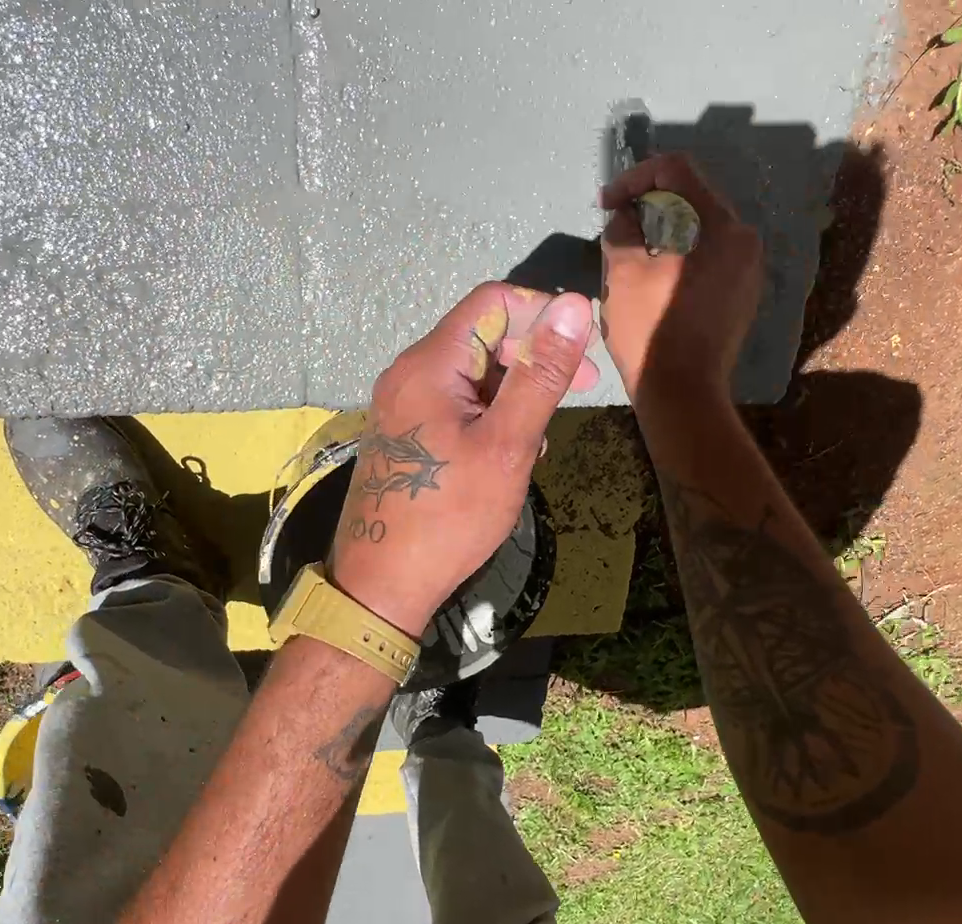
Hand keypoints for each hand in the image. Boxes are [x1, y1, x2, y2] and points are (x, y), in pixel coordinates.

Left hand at [329, 284, 596, 635]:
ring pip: (470, 375)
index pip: (492, 302)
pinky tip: (508, 455)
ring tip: (537, 441)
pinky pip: (453, 405)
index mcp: (428, 364)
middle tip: (578, 393)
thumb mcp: (508, 444)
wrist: (381, 583)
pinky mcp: (402, 435)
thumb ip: (541, 373)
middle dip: (532, 358)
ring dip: (512, 394)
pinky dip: (487, 417)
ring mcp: (400, 406)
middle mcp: (407, 374)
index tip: (580, 354)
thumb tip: (573, 304)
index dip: (542, 314)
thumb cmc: (450, 515)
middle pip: (480, 336)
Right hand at [599, 154, 764, 400]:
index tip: (606, 204)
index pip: (677, 171)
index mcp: (721, 226)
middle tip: (615, 229)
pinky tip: (654, 285)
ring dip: (662, 234)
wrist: (682, 393)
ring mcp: (747, 271)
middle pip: (691, 200)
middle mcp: (744, 240)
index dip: (634, 178)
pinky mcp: (741, 297)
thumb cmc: (650, 331)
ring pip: (699, 232)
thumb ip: (620, 231)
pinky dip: (678, 259)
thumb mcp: (622, 274)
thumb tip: (624, 214)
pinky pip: (707, 261)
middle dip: (648, 207)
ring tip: (631, 257)